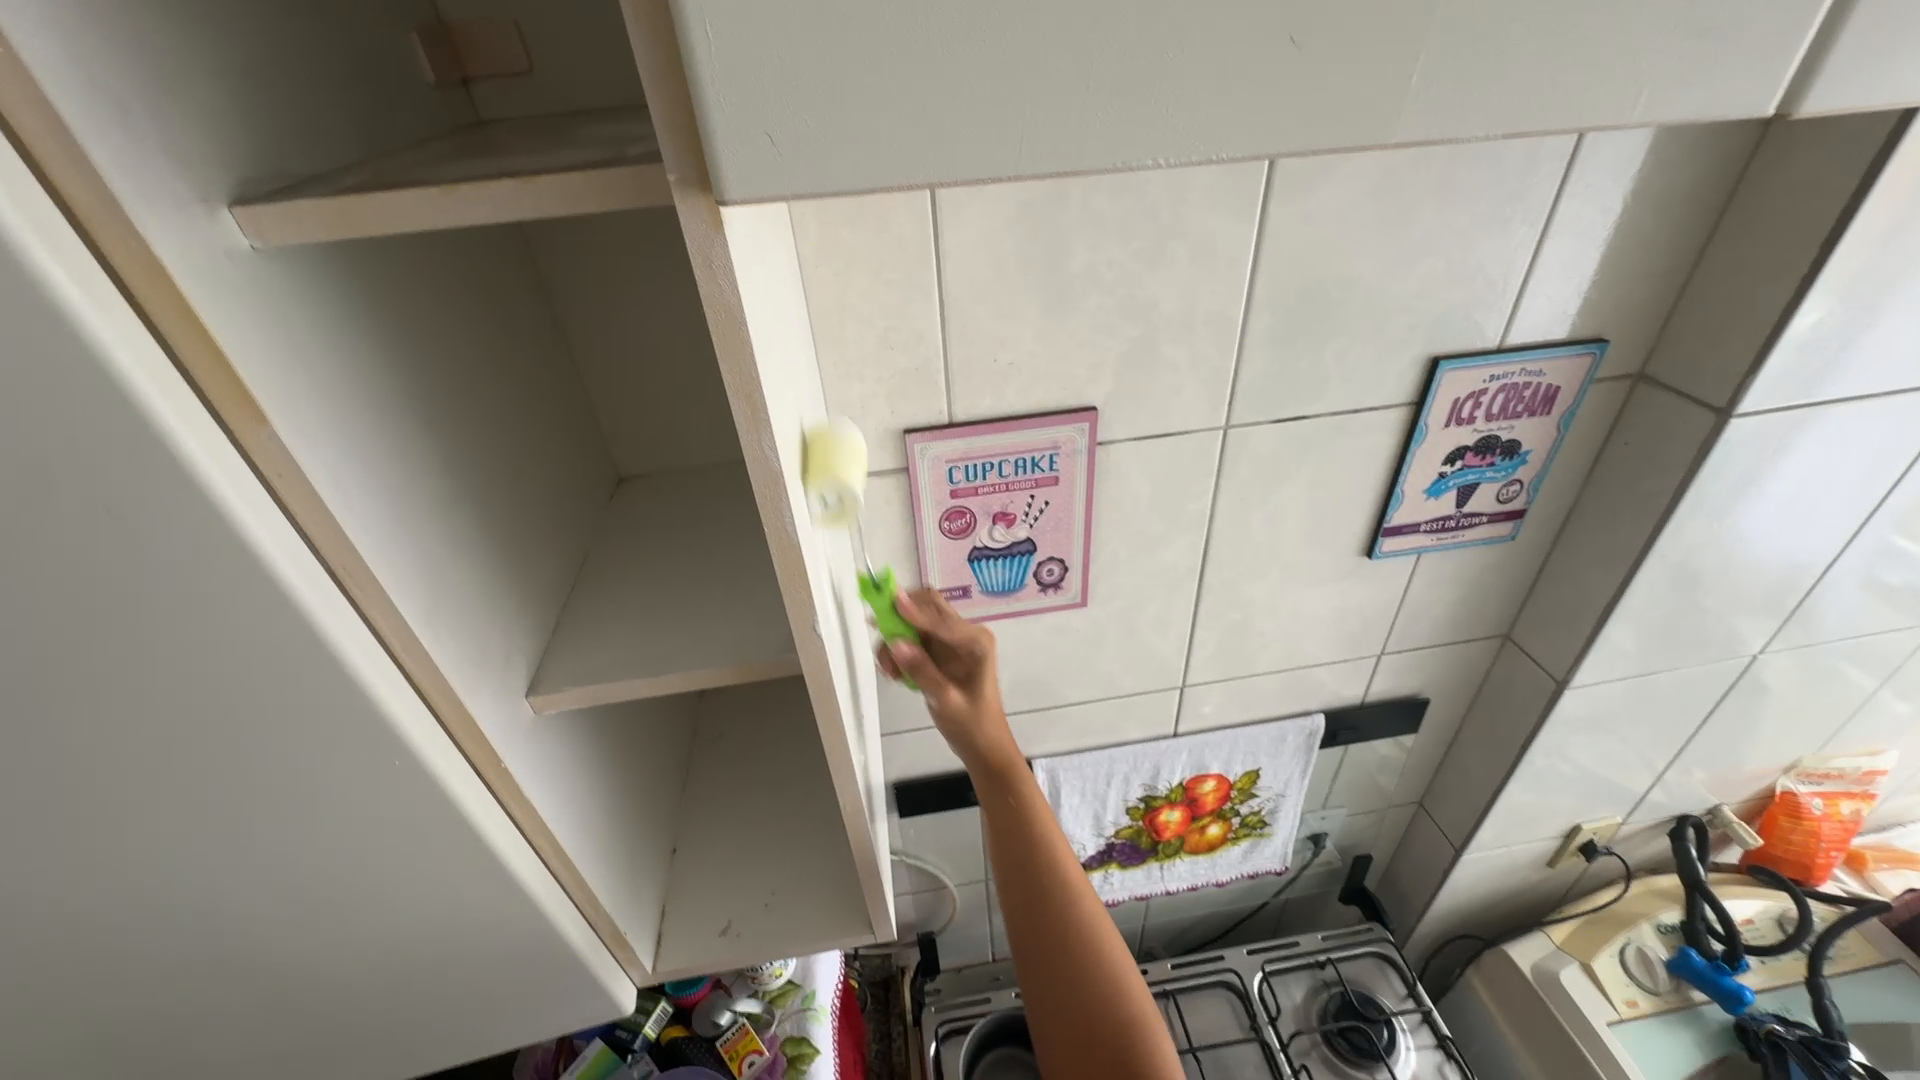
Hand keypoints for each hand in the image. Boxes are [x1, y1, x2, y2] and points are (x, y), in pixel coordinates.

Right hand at [877, 588, 1016, 771]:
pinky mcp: (938, 654)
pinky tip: (897, 675)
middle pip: (927, 609)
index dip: (914, 610)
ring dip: (895, 640)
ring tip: (889, 671)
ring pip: (914, 625)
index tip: (890, 601)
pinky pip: (912, 642)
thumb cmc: (972, 725)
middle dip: (900, 617)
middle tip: (877, 630)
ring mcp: (950, 643)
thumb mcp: (946, 700)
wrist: (983, 745)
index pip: (940, 618)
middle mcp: (963, 634)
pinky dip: (899, 653)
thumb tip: (895, 642)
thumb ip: (921, 670)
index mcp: (976, 641)